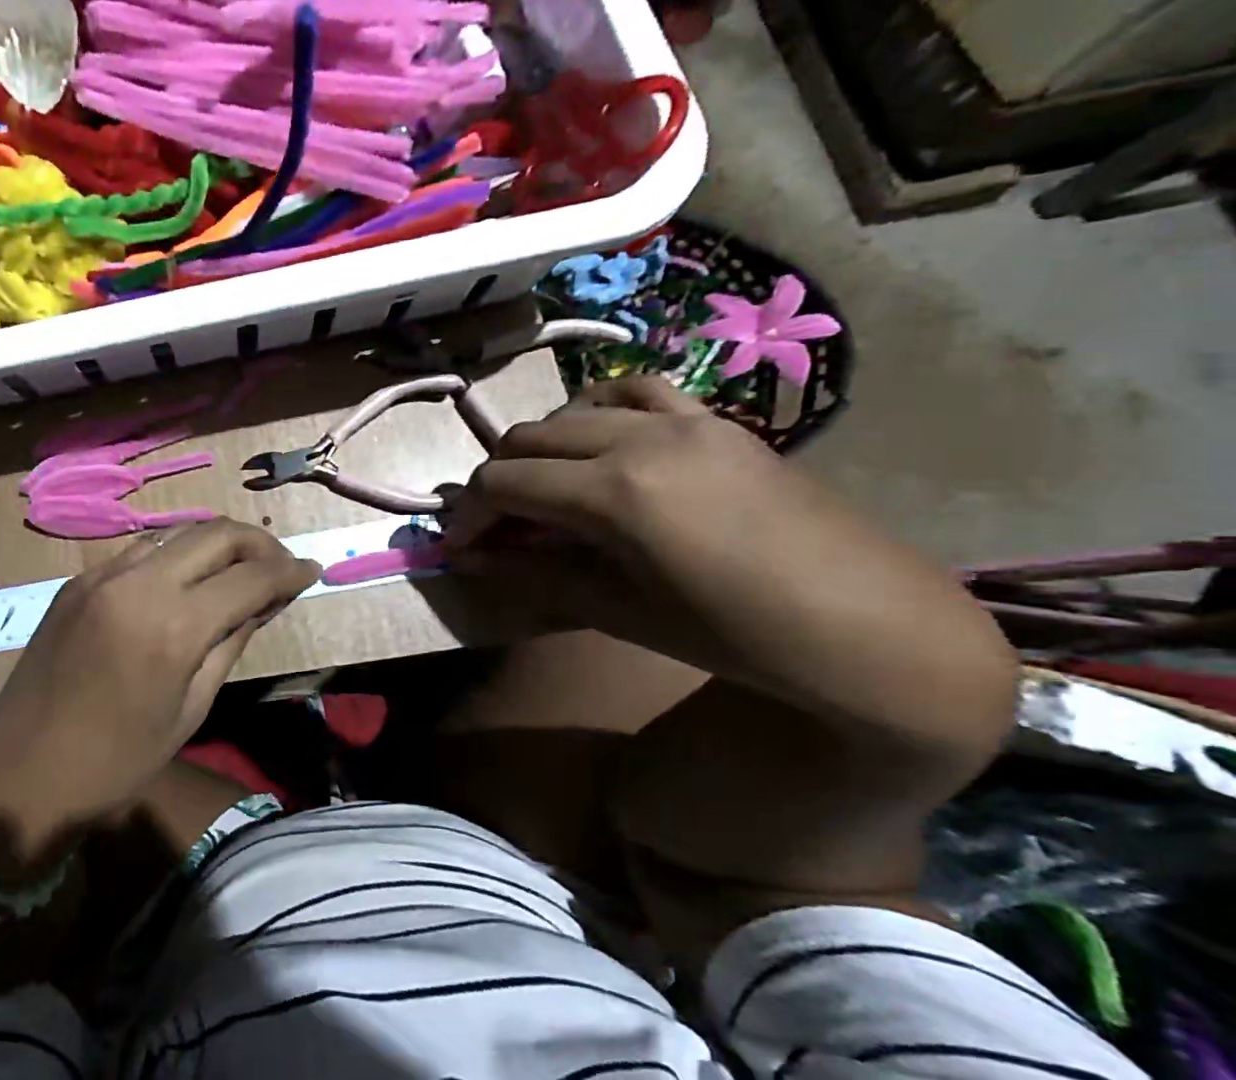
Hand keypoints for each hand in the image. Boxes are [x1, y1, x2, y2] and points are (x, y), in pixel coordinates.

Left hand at [0, 519, 319, 871]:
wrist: (22, 775)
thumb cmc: (118, 762)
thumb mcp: (192, 708)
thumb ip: (232, 642)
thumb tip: (265, 601)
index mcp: (173, 626)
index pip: (251, 577)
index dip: (290, 571)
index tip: (312, 571)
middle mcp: (138, 584)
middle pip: (216, 533)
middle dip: (259, 543)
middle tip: (281, 565)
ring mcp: (101, 576)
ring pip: (178, 531)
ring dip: (218, 542)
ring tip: (240, 568)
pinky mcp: (78, 581)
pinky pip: (141, 550)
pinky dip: (176, 554)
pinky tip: (188, 578)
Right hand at [444, 376, 1013, 736]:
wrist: (866, 623)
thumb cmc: (734, 635)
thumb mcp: (618, 611)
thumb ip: (534, 574)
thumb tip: (470, 557)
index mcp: (613, 494)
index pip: (504, 483)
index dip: (470, 514)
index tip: (462, 545)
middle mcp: (639, 438)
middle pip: (528, 439)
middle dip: (498, 482)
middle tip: (500, 528)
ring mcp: (683, 419)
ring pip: (574, 410)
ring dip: (542, 447)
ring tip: (546, 489)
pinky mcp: (715, 420)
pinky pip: (638, 390)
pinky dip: (599, 410)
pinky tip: (601, 442)